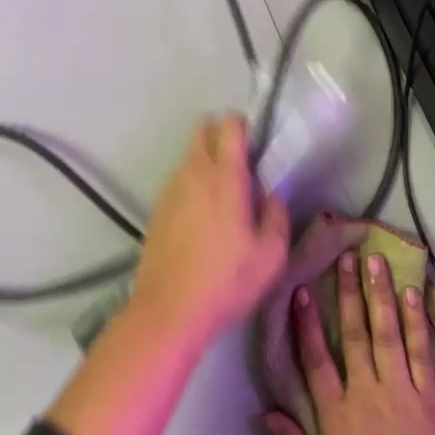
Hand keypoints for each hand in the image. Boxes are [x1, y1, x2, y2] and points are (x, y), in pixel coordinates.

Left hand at [128, 114, 289, 341]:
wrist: (168, 310)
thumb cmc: (225, 280)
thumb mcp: (270, 254)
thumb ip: (277, 215)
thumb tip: (272, 194)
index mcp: (225, 176)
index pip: (230, 125)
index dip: (244, 124)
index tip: (257, 142)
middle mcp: (194, 172)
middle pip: (203, 129)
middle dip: (221, 134)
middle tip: (242, 164)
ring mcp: (170, 189)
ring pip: (190, 156)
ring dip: (207, 162)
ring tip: (224, 199)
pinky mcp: (157, 208)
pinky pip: (179, 181)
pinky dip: (193, 186)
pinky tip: (203, 221)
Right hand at [267, 251, 434, 434]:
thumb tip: (267, 413)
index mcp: (337, 416)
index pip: (316, 360)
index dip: (306, 324)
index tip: (300, 291)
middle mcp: (367, 395)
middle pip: (355, 335)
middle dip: (348, 294)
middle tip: (345, 257)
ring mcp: (402, 393)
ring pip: (388, 333)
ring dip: (381, 294)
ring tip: (376, 261)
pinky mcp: (431, 399)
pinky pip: (422, 352)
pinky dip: (417, 321)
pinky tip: (414, 294)